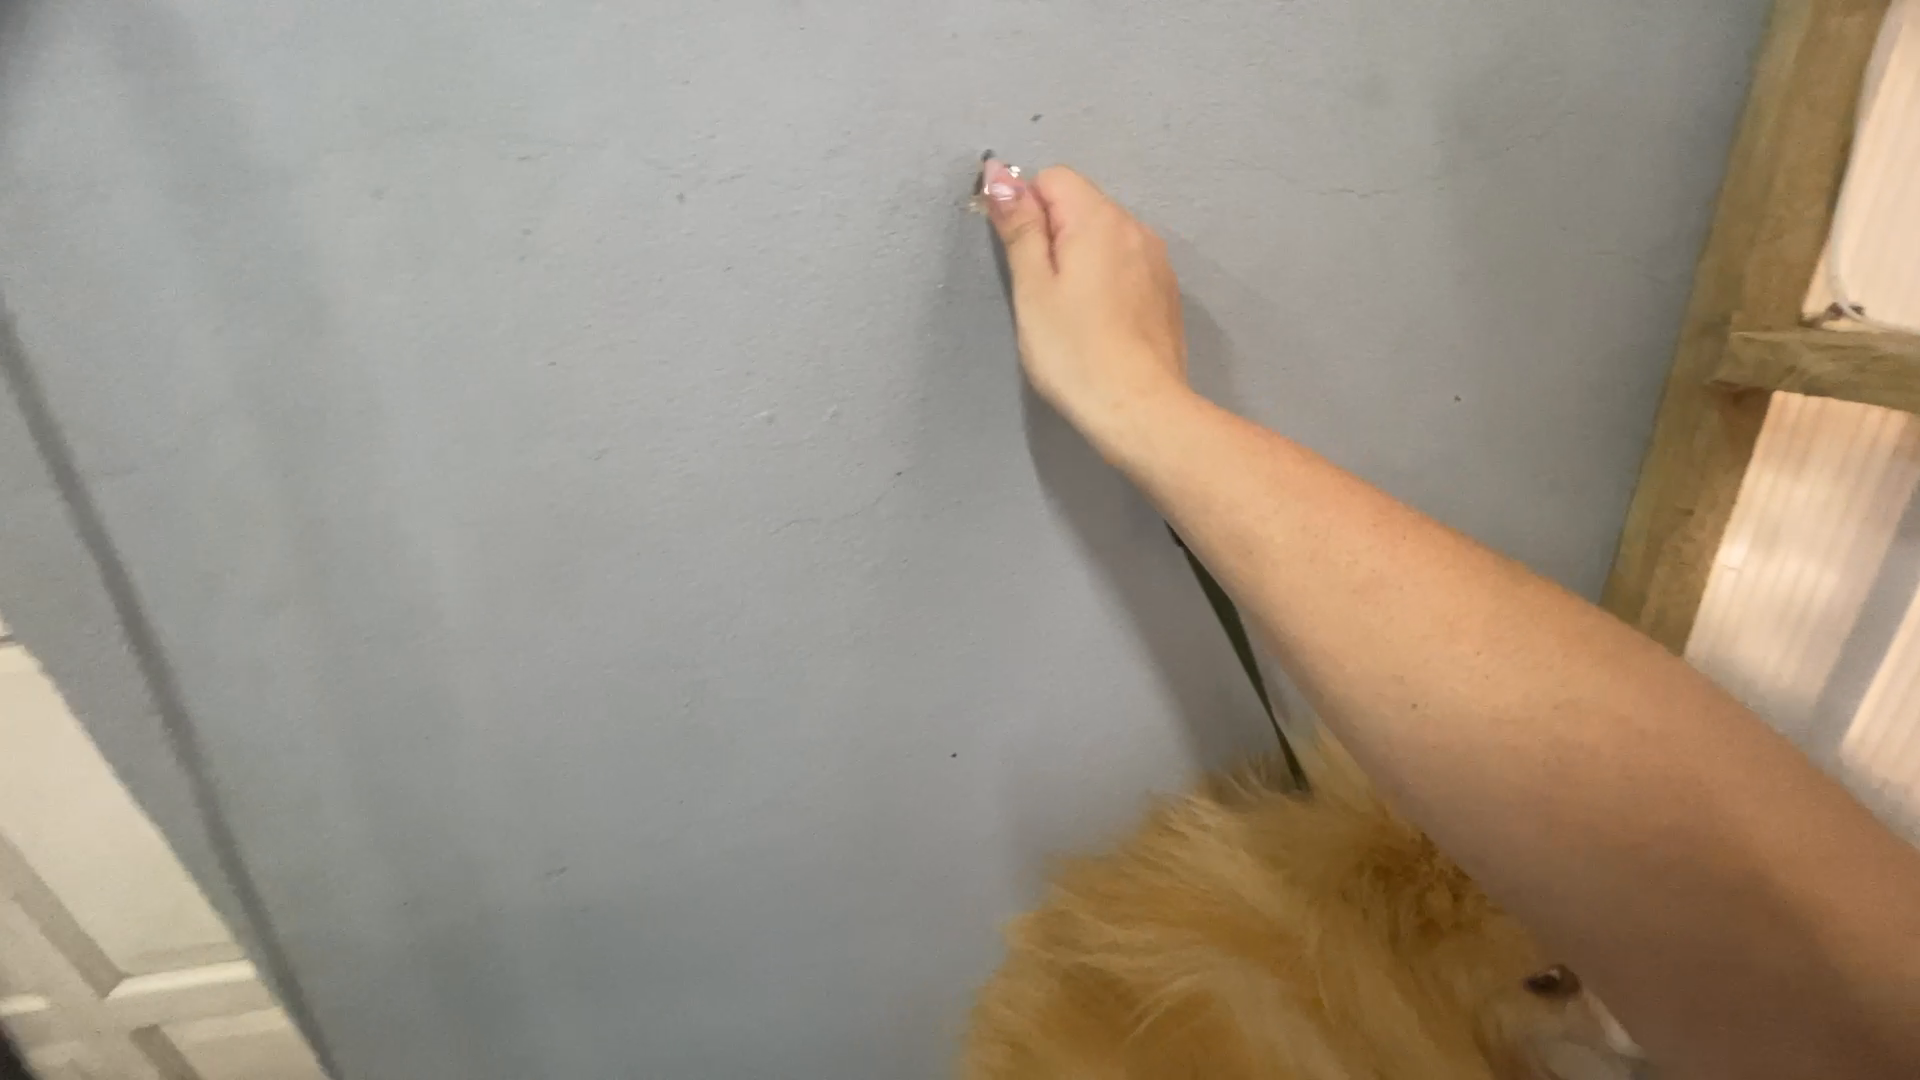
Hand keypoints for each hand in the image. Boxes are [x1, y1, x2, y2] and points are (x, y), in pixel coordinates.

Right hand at [982, 160, 1192, 447]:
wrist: (1138, 408)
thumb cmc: (1075, 353)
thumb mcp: (1033, 290)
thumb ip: (1019, 229)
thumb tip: (999, 175)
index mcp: (1099, 219)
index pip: (1053, 179)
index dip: (1026, 211)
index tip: (1020, 260)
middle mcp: (1135, 228)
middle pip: (1082, 207)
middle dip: (1055, 237)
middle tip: (1043, 296)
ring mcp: (1157, 262)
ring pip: (1106, 240)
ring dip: (1082, 261)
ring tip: (1072, 316)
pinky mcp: (1166, 294)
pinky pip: (1127, 268)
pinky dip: (1108, 284)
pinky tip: (1100, 326)